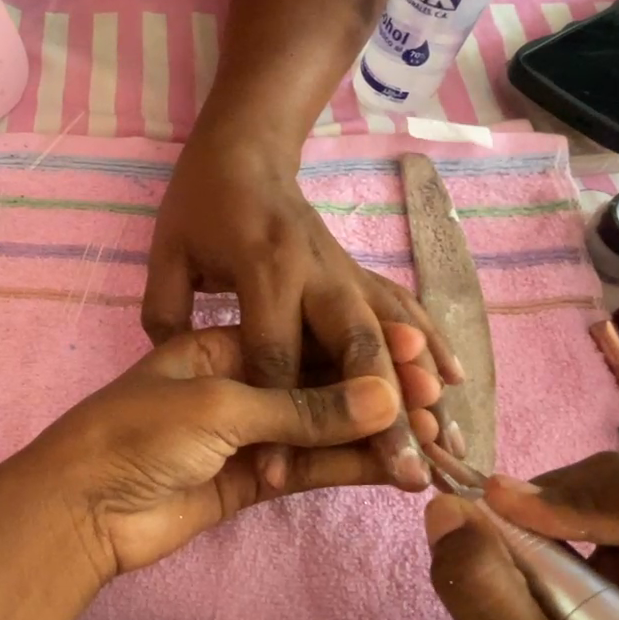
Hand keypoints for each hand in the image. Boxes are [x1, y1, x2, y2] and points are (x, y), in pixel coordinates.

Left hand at [10, 326, 417, 580]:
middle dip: (377, 396)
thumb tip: (385, 401)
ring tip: (431, 447)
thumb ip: (299, 407)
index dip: (359, 354)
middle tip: (438, 407)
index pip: (304, 338)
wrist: (80, 505)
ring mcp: (244, 431)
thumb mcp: (218, 407)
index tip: (418, 366)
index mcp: (220, 342)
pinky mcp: (248, 478)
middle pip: (319, 382)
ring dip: (371, 437)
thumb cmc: (137, 431)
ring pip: (319, 428)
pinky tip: (392, 470)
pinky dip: (346, 467)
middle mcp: (238, 379)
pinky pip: (306, 466)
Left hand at [144, 133, 463, 490]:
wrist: (243, 147)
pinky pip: (399, 307)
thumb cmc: (198, 204)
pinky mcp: (356, 269)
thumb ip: (167, 311)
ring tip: (445, 438)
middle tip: (402, 467)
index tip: (278, 472)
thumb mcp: (165, 252)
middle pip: (350, 345)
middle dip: (375, 409)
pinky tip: (453, 379)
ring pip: (388, 330)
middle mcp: (312, 271)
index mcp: (260, 269)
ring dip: (417, 384)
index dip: (276, 413)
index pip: (274, 353)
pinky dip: (430, 341)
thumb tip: (184, 369)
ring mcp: (343, 268)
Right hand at [425, 454, 618, 619]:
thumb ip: (491, 598)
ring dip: (536, 511)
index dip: (587, 496)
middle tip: (486, 523)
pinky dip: (529, 529)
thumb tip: (445, 509)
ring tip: (491, 547)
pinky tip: (504, 558)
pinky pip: (578, 526)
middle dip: (555, 499)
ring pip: (605, 497)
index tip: (502, 509)